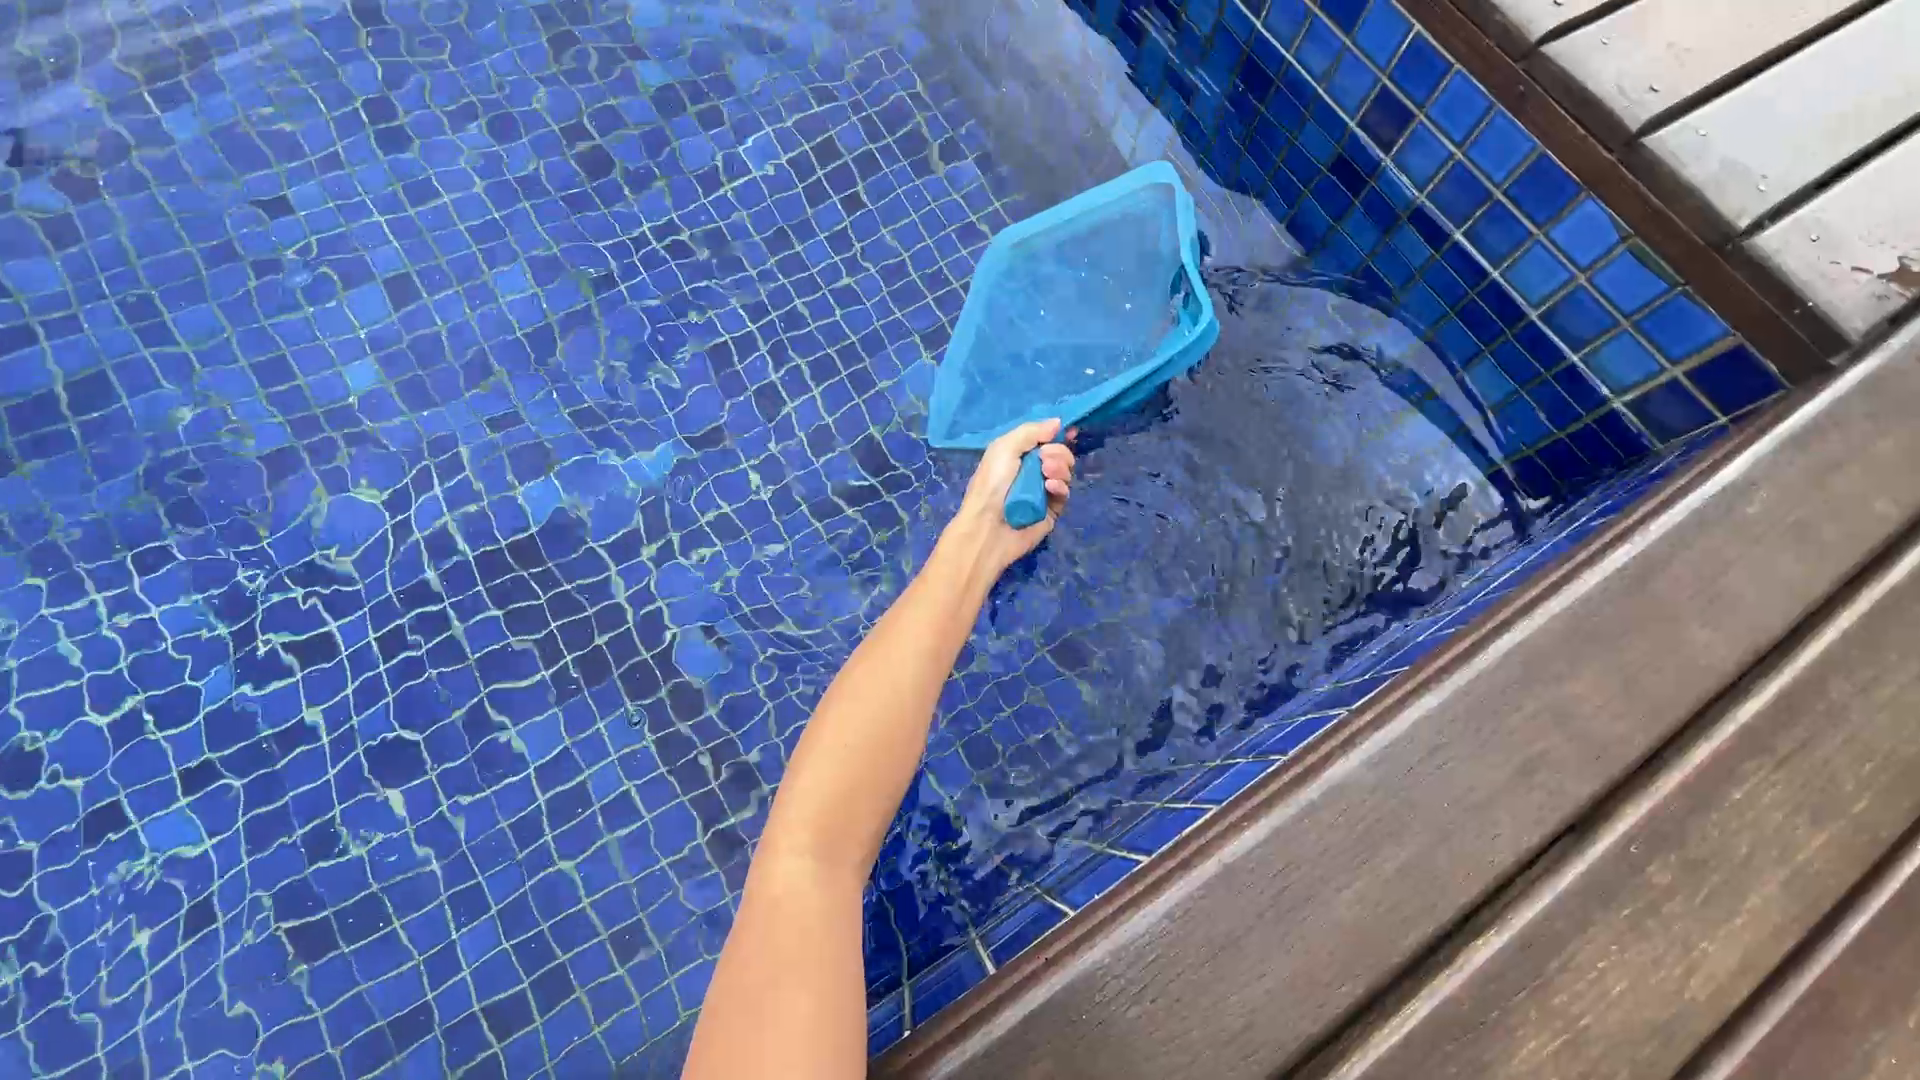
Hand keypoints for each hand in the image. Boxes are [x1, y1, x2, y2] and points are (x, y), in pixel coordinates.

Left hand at [942, 419, 1076, 576]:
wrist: (989, 526)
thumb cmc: (992, 484)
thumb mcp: (1004, 448)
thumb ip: (1031, 432)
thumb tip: (1057, 422)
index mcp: (1017, 455)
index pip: (1044, 440)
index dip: (1057, 435)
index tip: (1070, 430)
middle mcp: (1031, 471)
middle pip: (1059, 454)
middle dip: (1057, 452)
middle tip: (1045, 460)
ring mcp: (1042, 491)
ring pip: (1065, 472)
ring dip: (1059, 467)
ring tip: (1046, 474)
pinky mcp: (1052, 510)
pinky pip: (1064, 493)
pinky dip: (1060, 487)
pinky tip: (1050, 488)